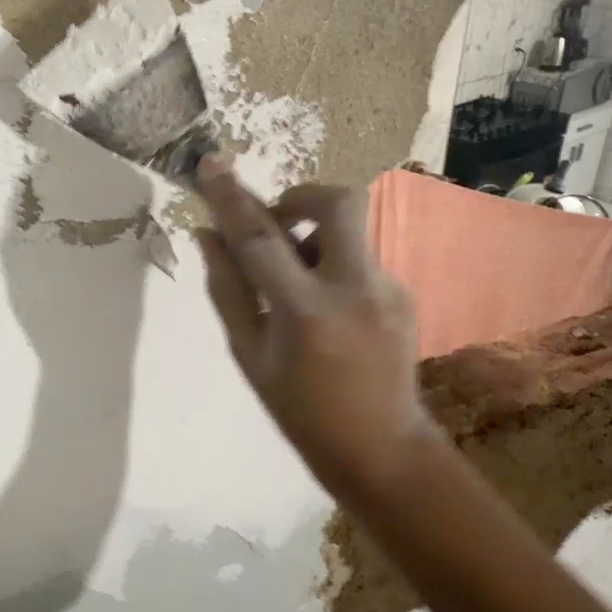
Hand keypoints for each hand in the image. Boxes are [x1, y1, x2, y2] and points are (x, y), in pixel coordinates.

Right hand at [194, 154, 447, 504]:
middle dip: (302, 196)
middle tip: (276, 224)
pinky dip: (330, 265)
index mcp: (307, 311)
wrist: (382, 448)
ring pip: (350, 231)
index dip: (232, 197)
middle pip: (340, 202)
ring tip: (292, 283)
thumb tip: (207, 236)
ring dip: (314, 237)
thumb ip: (227, 290)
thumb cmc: (300, 410)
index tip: (211, 164)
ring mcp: (389, 290)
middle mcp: (355, 289)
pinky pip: (359, 258)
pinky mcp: (404, 294)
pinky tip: (321, 309)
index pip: (261, 237)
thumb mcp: (248, 355)